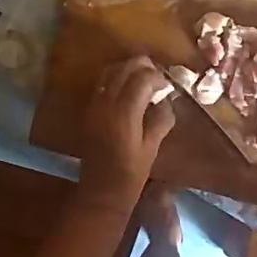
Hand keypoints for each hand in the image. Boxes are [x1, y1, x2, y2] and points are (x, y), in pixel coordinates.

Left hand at [78, 56, 175, 201]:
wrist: (101, 190)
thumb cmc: (131, 173)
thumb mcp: (152, 147)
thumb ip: (161, 119)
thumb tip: (167, 100)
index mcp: (125, 113)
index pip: (142, 79)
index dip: (157, 76)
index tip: (167, 84)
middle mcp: (106, 103)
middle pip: (123, 69)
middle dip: (141, 65)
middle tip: (157, 73)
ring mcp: (94, 105)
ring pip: (109, 73)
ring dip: (126, 69)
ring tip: (143, 76)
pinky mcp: (88, 111)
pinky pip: (100, 84)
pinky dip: (114, 78)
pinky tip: (127, 88)